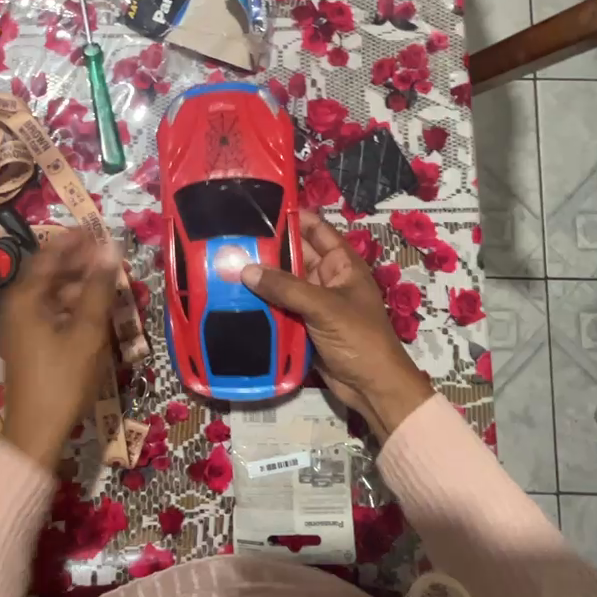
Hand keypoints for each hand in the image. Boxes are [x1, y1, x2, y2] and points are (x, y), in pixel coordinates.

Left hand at [0, 230, 119, 466]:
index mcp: (25, 297)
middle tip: (109, 258)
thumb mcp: (87, 332)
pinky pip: (49, 312)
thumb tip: (111, 248)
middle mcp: (16, 305)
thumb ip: (99, 287)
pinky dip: (71, 306)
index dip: (75, 241)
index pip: (50, 255)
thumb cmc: (62, 379)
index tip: (98, 230)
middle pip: (49, 273)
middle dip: (80, 263)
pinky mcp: (26, 343)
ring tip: (108, 285)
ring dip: (78, 286)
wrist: (35, 431)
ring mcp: (18, 325)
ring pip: (51, 294)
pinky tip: (93, 313)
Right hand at [239, 211, 433, 437]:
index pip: (315, 229)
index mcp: (341, 264)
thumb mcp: (324, 308)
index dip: (291, 216)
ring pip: (281, 281)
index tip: (258, 207)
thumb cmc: (359, 339)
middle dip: (266, 247)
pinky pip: (277, 306)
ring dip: (259, 276)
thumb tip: (246, 269)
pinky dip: (260, 301)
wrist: (372, 388)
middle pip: (292, 255)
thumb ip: (285, 287)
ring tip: (223, 263)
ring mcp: (313, 301)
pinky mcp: (301, 323)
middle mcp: (326, 277)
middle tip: (229, 238)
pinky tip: (233, 295)